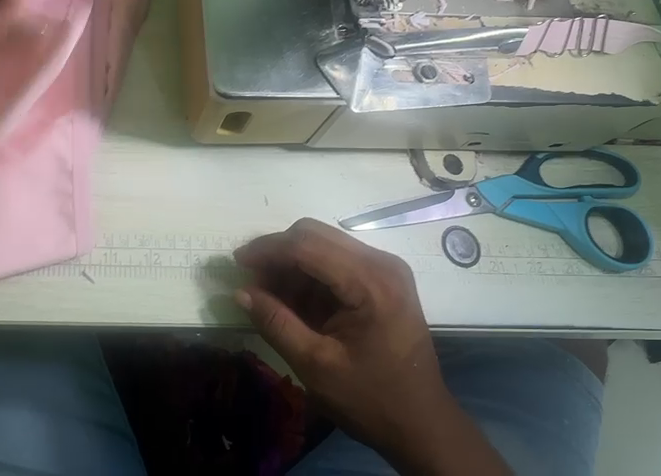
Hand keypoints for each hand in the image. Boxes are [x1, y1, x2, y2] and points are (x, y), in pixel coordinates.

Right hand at [234, 220, 506, 475]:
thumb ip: (276, 323)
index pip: (307, 246)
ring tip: (271, 299)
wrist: (423, 425)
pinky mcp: (384, 278)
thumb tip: (241, 291)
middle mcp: (381, 263)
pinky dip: (310, 275)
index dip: (267, 250)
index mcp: (370, 282)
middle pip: (315, 236)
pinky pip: (337, 260)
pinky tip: (296, 303)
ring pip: (323, 245)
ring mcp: (385, 268)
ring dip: (292, 265)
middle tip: (253, 284)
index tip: (237, 263)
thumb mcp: (316, 366)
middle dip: (278, 254)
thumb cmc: (371, 400)